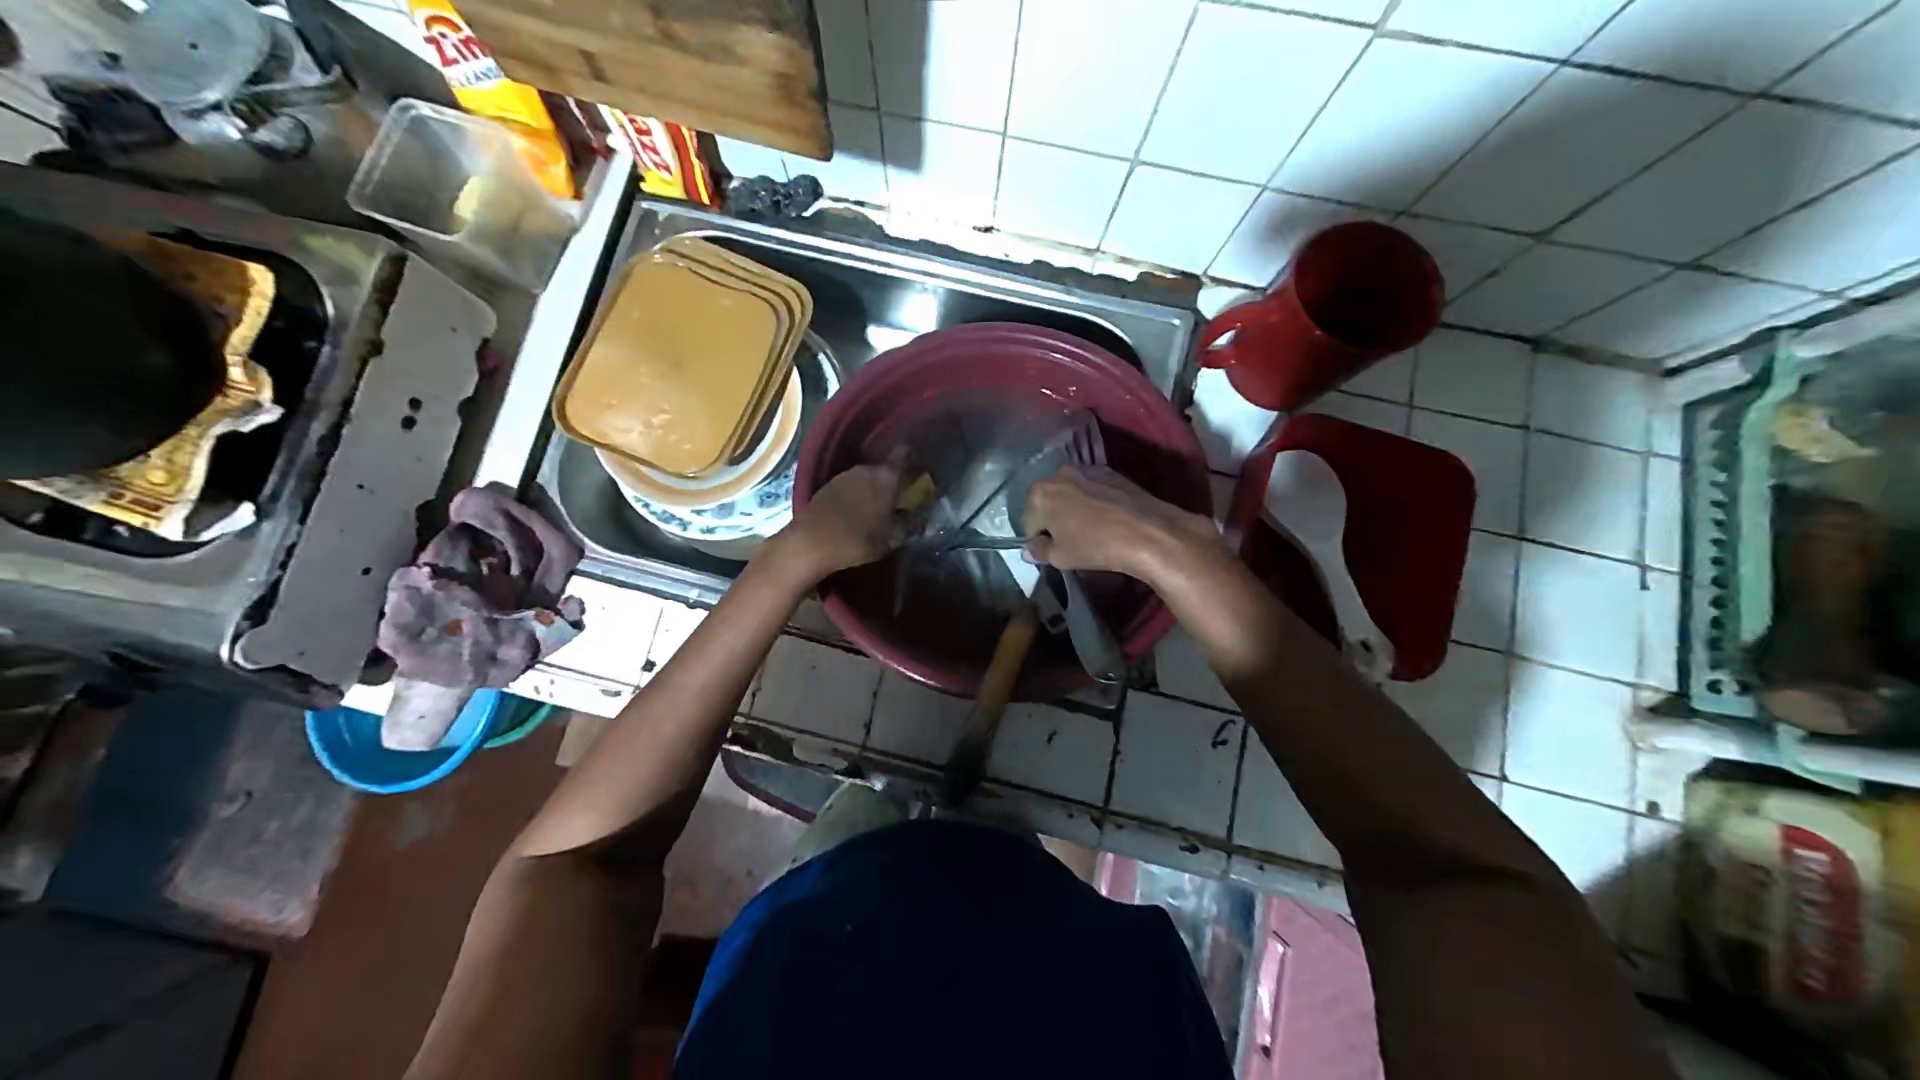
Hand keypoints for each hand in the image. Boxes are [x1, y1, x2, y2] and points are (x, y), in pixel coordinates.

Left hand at [771, 452, 908, 581]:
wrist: (812, 543)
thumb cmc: (859, 540)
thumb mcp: (891, 539)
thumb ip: (908, 526)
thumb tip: (919, 520)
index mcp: (886, 477)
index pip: (903, 454)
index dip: (912, 459)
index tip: (918, 469)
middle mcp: (865, 469)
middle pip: (883, 469)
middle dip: (891, 481)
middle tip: (897, 499)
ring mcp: (843, 476)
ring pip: (864, 478)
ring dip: (870, 489)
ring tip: (875, 509)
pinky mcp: (826, 486)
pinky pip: (848, 487)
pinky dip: (854, 496)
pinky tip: (854, 513)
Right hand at [1021, 465, 1225, 582]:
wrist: (1147, 532)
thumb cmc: (1095, 546)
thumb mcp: (1060, 557)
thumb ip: (1039, 551)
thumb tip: (1030, 549)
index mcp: (1039, 494)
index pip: (1029, 522)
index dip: (1039, 540)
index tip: (1053, 551)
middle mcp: (1058, 474)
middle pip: (1047, 502)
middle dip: (1053, 519)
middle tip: (1070, 541)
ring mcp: (1086, 469)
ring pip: (1069, 493)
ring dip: (1072, 508)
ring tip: (1090, 529)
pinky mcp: (1110, 471)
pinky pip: (1090, 488)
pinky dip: (1092, 500)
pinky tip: (1106, 518)